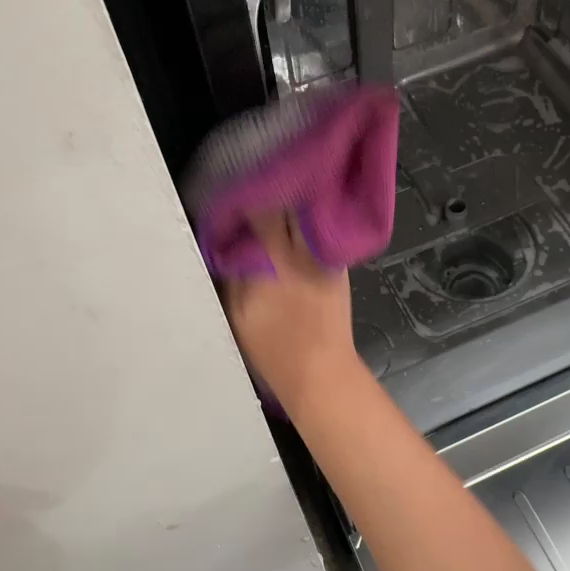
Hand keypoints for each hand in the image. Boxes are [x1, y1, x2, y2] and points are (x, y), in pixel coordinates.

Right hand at [221, 212, 360, 413]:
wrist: (320, 370)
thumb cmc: (273, 348)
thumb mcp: (238, 315)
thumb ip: (234, 275)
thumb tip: (230, 246)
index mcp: (272, 260)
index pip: (261, 214)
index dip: (248, 204)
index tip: (236, 206)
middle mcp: (301, 252)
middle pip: (289, 208)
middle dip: (274, 200)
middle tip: (259, 201)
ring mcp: (324, 258)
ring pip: (308, 219)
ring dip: (294, 210)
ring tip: (280, 210)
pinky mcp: (339, 268)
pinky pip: (322, 237)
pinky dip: (310, 229)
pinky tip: (299, 232)